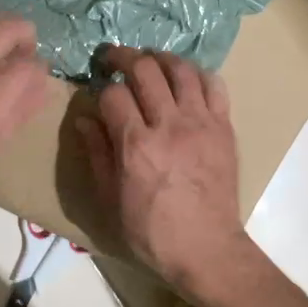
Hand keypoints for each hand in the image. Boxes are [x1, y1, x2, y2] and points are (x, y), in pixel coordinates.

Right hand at [75, 47, 250, 294]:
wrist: (207, 249)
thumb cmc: (152, 232)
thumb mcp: (110, 199)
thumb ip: (97, 154)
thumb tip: (83, 119)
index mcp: (136, 145)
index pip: (113, 94)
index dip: (100, 88)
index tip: (97, 92)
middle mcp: (169, 125)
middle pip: (145, 70)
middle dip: (124, 57)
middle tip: (113, 59)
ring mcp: (200, 123)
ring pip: (181, 69)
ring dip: (160, 58)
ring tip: (149, 60)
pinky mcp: (223, 127)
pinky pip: (214, 85)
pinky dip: (197, 74)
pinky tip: (185, 78)